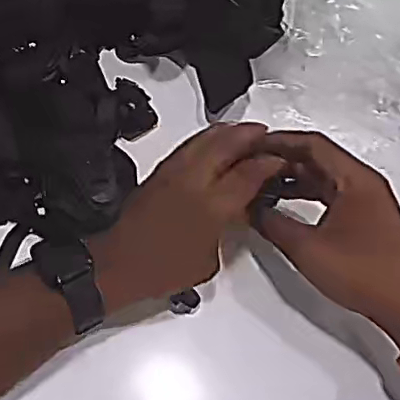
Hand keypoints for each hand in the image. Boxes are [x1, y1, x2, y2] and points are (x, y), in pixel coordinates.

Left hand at [93, 123, 285, 311]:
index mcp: (212, 206)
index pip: (248, 173)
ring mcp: (169, 175)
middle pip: (224, 146)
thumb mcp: (209, 258)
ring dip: (224, 133)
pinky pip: (184, 149)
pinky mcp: (154, 175)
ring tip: (240, 132)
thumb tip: (232, 213)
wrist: (120, 263)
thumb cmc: (161, 268)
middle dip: (247, 135)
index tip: (280, 159)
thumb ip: (226, 227)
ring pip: (201, 141)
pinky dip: (201, 141)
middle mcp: (190, 183)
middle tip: (262, 134)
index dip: (268, 163)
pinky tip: (209, 144)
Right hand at [254, 131, 399, 356]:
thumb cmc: (370, 276)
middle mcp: (364, 184)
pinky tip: (279, 204)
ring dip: (288, 176)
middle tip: (247, 162)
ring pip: (320, 174)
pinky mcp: (364, 219)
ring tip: (256, 182)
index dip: (275, 141)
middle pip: (315, 156)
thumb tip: (248, 208)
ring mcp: (366, 201)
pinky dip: (301, 192)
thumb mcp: (305, 247)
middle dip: (278, 157)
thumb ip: (270, 221)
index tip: (248, 145)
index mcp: (356, 180)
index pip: (310, 143)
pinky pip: (326, 192)